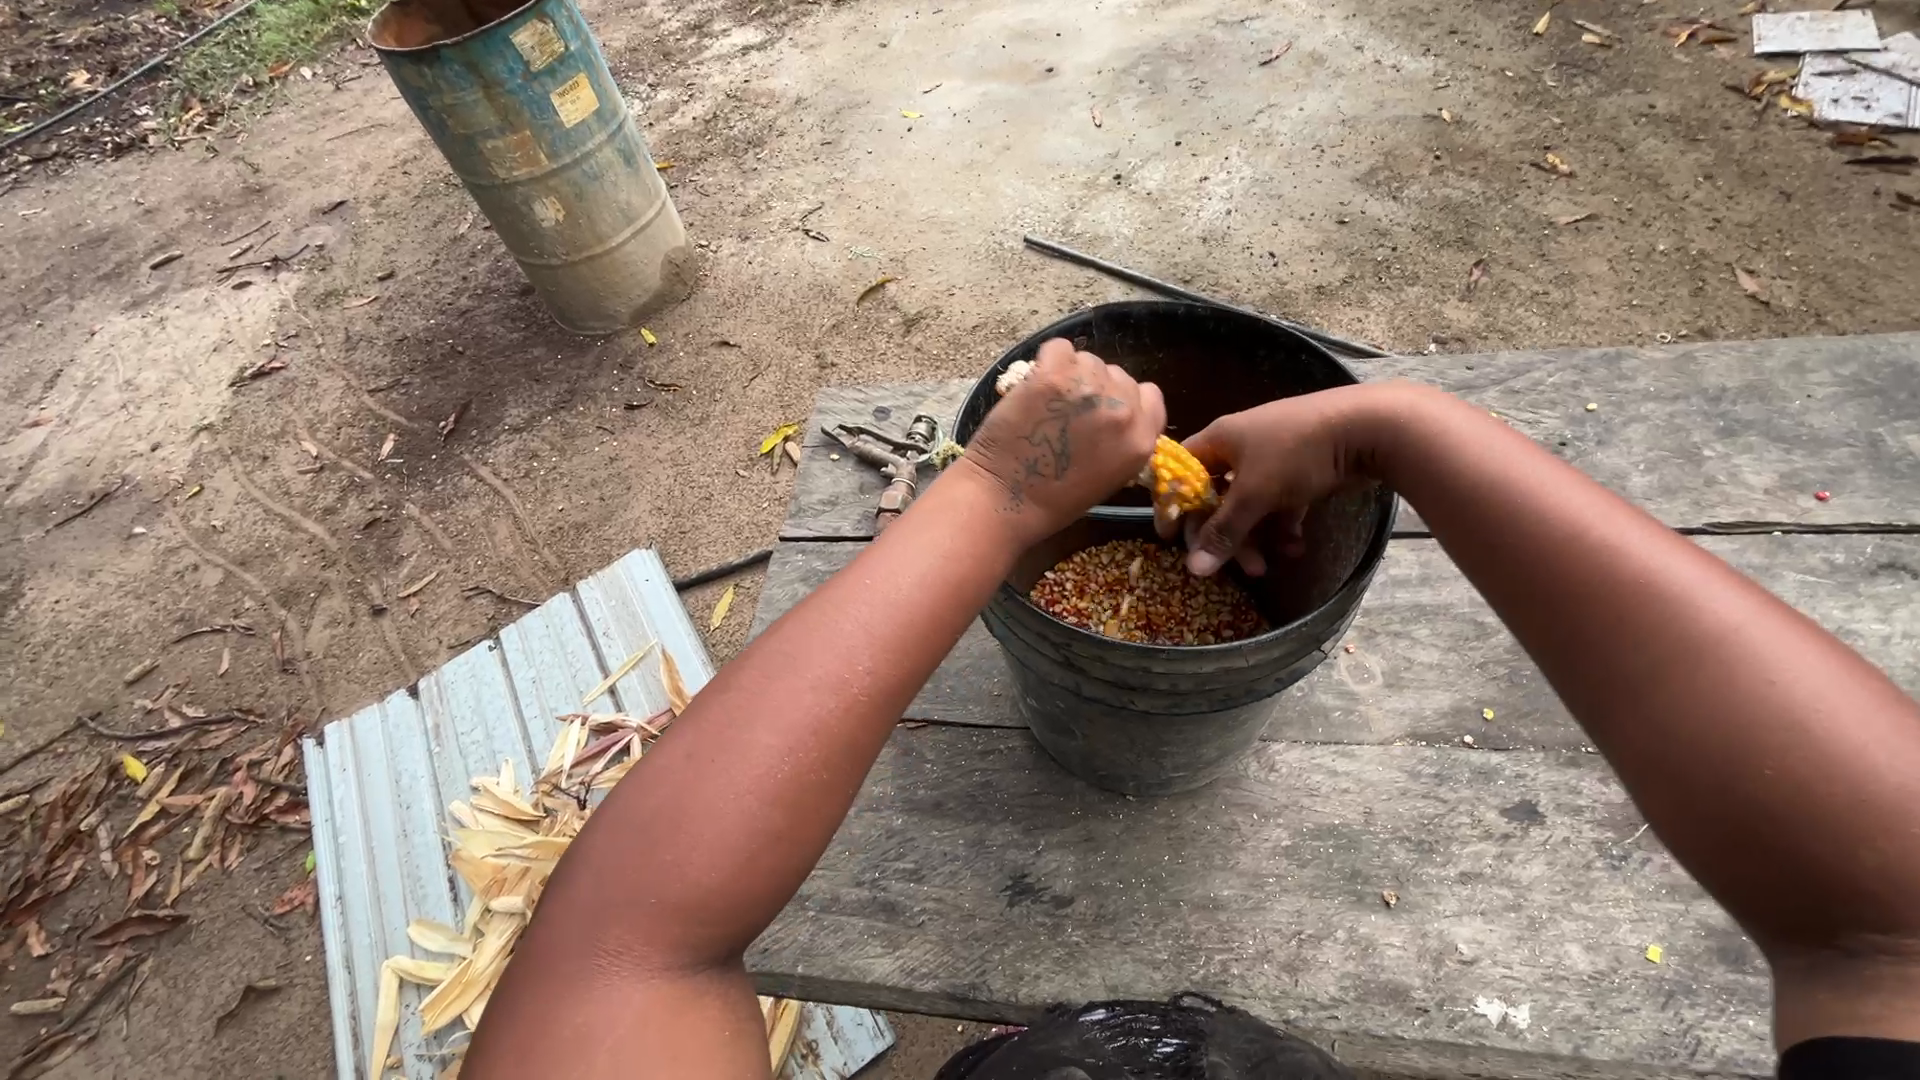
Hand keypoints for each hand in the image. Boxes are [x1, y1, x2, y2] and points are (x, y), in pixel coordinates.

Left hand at [961, 338, 1165, 545]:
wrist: (1006, 499)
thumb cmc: (1053, 499)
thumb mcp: (1110, 476)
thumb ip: (1122, 439)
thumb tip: (1114, 413)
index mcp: (1140, 440)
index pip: (1150, 395)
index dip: (1126, 398)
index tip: (1104, 408)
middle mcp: (1122, 411)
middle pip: (1119, 375)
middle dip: (1097, 387)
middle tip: (1069, 410)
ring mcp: (1088, 389)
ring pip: (1088, 360)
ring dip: (1071, 374)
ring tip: (1049, 404)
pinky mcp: (1052, 376)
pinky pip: (1058, 349)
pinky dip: (1047, 361)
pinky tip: (1034, 386)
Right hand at [1171, 383, 1392, 576]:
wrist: (1370, 427)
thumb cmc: (1298, 452)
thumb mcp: (1254, 494)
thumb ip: (1224, 531)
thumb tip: (1194, 568)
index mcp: (1220, 439)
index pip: (1182, 472)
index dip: (1173, 504)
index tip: (1171, 538)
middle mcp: (1241, 446)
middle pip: (1216, 496)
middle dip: (1224, 534)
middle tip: (1232, 565)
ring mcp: (1273, 458)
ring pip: (1250, 505)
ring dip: (1254, 538)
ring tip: (1265, 567)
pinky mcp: (1302, 471)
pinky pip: (1280, 504)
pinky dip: (1283, 527)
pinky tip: (1295, 548)